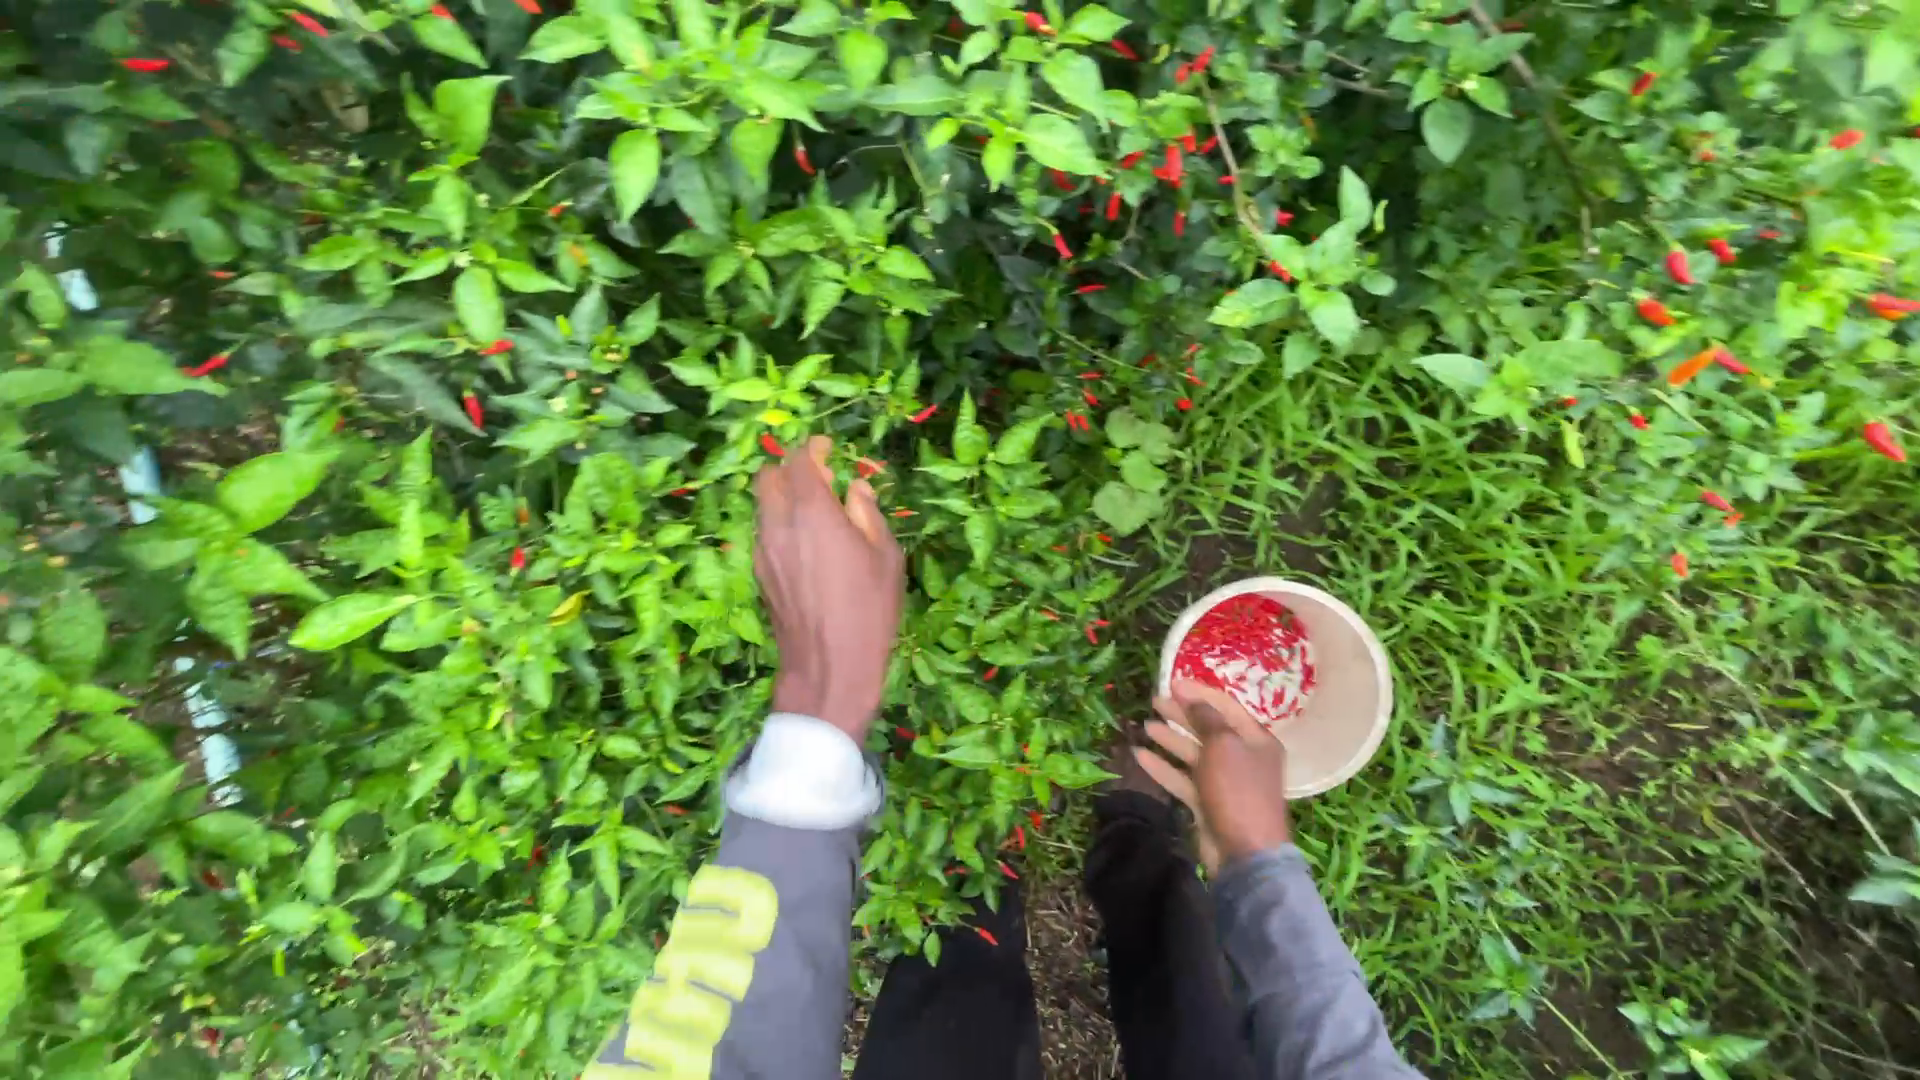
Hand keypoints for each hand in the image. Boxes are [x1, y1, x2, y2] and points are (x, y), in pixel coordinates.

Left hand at [754, 436, 904, 739]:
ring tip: (814, 511)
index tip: (829, 448)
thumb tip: (855, 489)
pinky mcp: (760, 573)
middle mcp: (779, 524)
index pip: (800, 461)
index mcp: (813, 512)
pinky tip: (805, 543)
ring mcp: (763, 550)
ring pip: (762, 505)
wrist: (828, 665)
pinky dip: (779, 523)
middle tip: (818, 477)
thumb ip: (867, 514)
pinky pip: (763, 532)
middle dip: (790, 468)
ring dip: (783, 497)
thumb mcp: (885, 557)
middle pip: (768, 477)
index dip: (813, 448)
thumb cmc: (868, 609)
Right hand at [1135, 679, 1291, 872]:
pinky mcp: (1207, 802)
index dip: (1199, 693)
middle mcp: (1242, 757)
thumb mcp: (1224, 746)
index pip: (1226, 707)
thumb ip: (1206, 718)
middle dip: (1181, 714)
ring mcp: (1224, 781)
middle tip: (1155, 700)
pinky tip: (1140, 756)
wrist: (1245, 854)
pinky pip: (1183, 778)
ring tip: (1145, 725)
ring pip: (1192, 753)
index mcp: (1256, 740)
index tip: (1172, 683)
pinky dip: (1163, 767)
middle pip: (1207, 728)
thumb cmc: (1238, 790)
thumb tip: (1193, 699)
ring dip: (1169, 739)